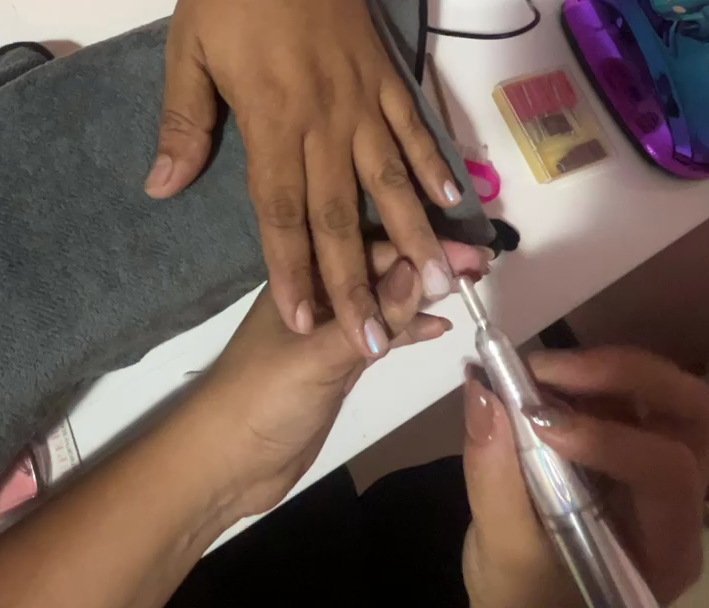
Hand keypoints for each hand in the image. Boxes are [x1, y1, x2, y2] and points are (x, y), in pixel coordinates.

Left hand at [151, 0, 464, 360]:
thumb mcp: (187, 53)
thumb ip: (184, 124)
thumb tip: (162, 190)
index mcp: (272, 119)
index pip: (282, 211)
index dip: (292, 271)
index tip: (304, 323)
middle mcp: (325, 120)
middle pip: (340, 213)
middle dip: (355, 281)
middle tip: (372, 340)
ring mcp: (364, 98)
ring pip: (390, 181)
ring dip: (411, 238)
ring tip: (438, 287)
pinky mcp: (387, 75)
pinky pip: (415, 129)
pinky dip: (433, 167)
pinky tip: (451, 202)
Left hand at [183, 238, 490, 517]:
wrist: (226, 462)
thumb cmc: (261, 396)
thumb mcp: (319, 354)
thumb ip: (371, 315)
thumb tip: (421, 267)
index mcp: (302, 275)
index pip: (368, 248)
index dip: (417, 246)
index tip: (467, 249)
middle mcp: (317, 292)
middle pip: (379, 269)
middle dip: (426, 265)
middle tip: (481, 265)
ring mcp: (329, 327)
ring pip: (383, 300)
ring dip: (423, 294)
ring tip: (472, 287)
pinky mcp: (338, 361)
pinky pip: (381, 335)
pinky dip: (409, 329)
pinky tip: (441, 326)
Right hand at [460, 348, 708, 607]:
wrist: (528, 605)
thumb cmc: (525, 596)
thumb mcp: (502, 550)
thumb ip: (493, 474)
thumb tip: (482, 390)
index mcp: (666, 543)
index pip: (666, 471)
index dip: (606, 436)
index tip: (534, 420)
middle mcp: (680, 501)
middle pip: (692, 412)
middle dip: (623, 373)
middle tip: (549, 369)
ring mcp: (658, 467)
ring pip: (667, 391)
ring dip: (603, 367)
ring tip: (539, 372)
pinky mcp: (629, 444)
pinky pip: (627, 391)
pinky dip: (585, 373)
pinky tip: (539, 383)